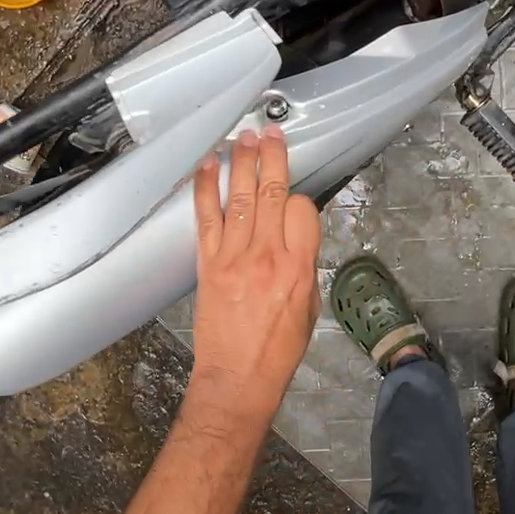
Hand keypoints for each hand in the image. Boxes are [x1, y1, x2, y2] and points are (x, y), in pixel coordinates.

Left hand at [188, 126, 322, 427]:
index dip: (299, 198)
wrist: (237, 381)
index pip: (301, 210)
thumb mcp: (310, 308)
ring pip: (239, 198)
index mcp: (298, 268)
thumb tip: (295, 238)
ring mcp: (234, 257)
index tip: (293, 199)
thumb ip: (304, 266)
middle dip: (272, 158)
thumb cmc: (279, 351)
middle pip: (271, 193)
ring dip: (242, 162)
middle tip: (270, 132)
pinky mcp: (207, 263)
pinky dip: (205, 188)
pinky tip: (207, 165)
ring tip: (245, 137)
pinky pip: (206, 218)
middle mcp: (267, 256)